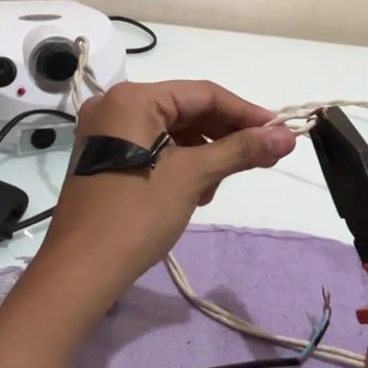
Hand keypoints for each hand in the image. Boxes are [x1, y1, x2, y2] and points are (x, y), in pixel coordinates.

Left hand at [38, 80, 296, 290]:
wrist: (79, 273)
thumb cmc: (135, 216)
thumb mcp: (192, 177)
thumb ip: (240, 150)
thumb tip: (288, 135)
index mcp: (133, 99)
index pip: (203, 93)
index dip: (245, 112)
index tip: (280, 131)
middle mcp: (116, 105)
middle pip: (188, 110)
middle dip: (227, 134)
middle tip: (265, 157)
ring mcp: (107, 132)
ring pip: (174, 131)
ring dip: (206, 152)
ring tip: (226, 181)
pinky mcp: (107, 158)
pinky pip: (156, 147)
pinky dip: (182, 163)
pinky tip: (199, 189)